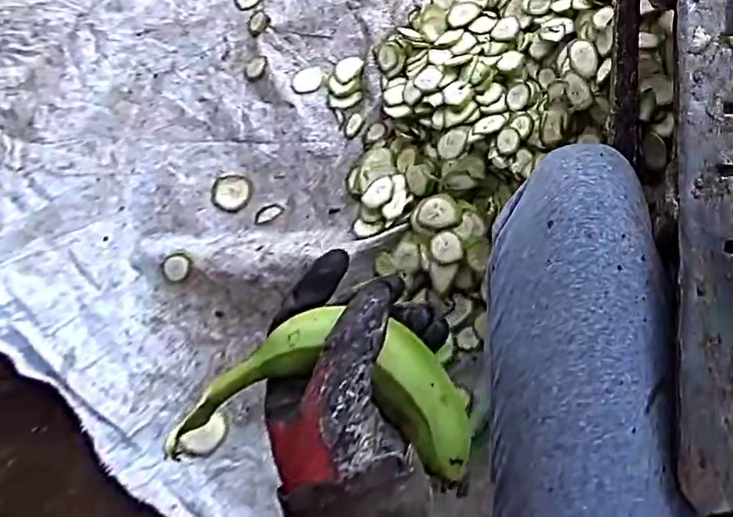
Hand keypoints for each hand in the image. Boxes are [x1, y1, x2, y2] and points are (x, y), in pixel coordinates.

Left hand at [265, 251, 446, 511]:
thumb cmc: (347, 474)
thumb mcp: (340, 403)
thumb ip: (351, 342)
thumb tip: (374, 292)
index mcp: (294, 390)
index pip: (294, 325)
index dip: (314, 288)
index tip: (341, 259)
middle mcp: (324, 388)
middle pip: (346, 326)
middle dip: (374, 303)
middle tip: (400, 288)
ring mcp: (361, 396)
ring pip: (381, 339)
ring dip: (406, 319)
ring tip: (430, 317)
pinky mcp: (394, 404)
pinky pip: (407, 357)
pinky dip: (424, 340)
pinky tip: (439, 333)